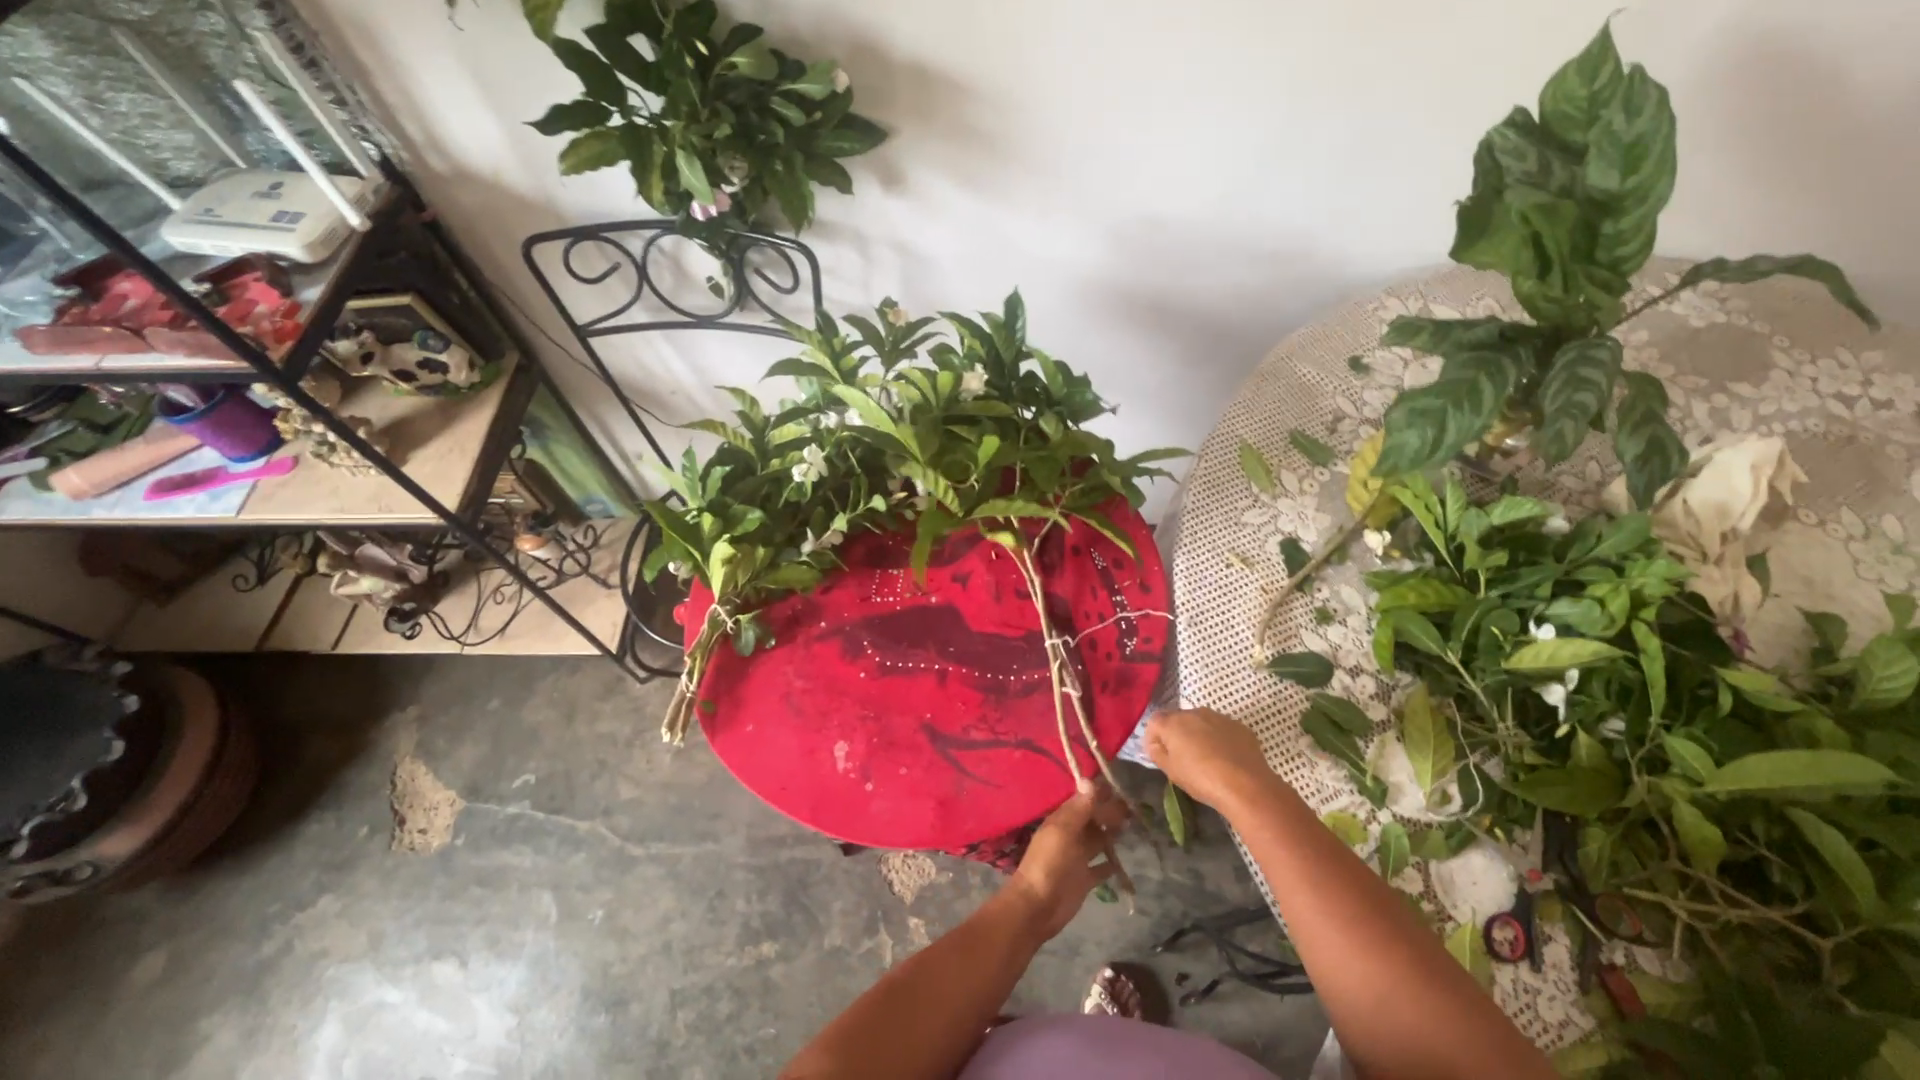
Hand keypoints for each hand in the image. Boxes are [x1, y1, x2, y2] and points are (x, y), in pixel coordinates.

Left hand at [1003, 781, 1128, 940]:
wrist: (1038, 907)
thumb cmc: (1049, 864)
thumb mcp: (1063, 832)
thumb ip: (1078, 809)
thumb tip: (1089, 780)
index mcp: (1062, 821)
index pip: (1083, 801)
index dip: (1100, 793)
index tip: (1121, 785)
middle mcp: (1070, 836)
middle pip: (1093, 820)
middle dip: (1110, 812)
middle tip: (1133, 807)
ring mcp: (1078, 858)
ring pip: (1098, 840)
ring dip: (1112, 834)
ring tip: (1132, 825)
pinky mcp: (1085, 879)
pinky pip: (1101, 867)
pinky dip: (1111, 863)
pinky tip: (1124, 860)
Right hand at [1144, 708, 1277, 811]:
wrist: (1246, 785)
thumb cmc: (1201, 778)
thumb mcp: (1171, 771)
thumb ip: (1157, 753)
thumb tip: (1155, 745)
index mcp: (1173, 723)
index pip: (1154, 722)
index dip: (1153, 738)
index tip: (1159, 755)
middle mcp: (1195, 713)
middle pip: (1178, 719)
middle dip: (1176, 734)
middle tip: (1182, 757)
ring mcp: (1219, 717)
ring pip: (1201, 722)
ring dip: (1199, 735)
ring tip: (1206, 758)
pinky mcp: (1239, 726)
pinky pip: (1221, 729)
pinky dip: (1219, 739)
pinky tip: (1225, 758)